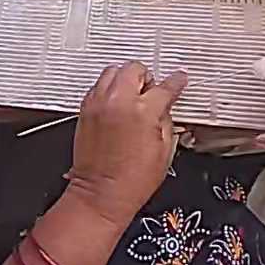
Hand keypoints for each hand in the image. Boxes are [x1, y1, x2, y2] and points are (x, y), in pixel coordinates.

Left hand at [64, 63, 186, 227]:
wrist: (100, 196)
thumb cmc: (131, 181)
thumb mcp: (164, 150)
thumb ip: (166, 119)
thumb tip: (165, 106)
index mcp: (144, 111)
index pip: (165, 86)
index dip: (176, 82)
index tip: (179, 79)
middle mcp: (119, 102)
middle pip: (135, 68)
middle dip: (146, 79)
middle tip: (150, 94)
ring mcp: (99, 104)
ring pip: (113, 71)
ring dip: (125, 79)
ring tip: (131, 97)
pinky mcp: (85, 109)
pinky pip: (99, 86)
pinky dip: (109, 89)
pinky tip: (116, 105)